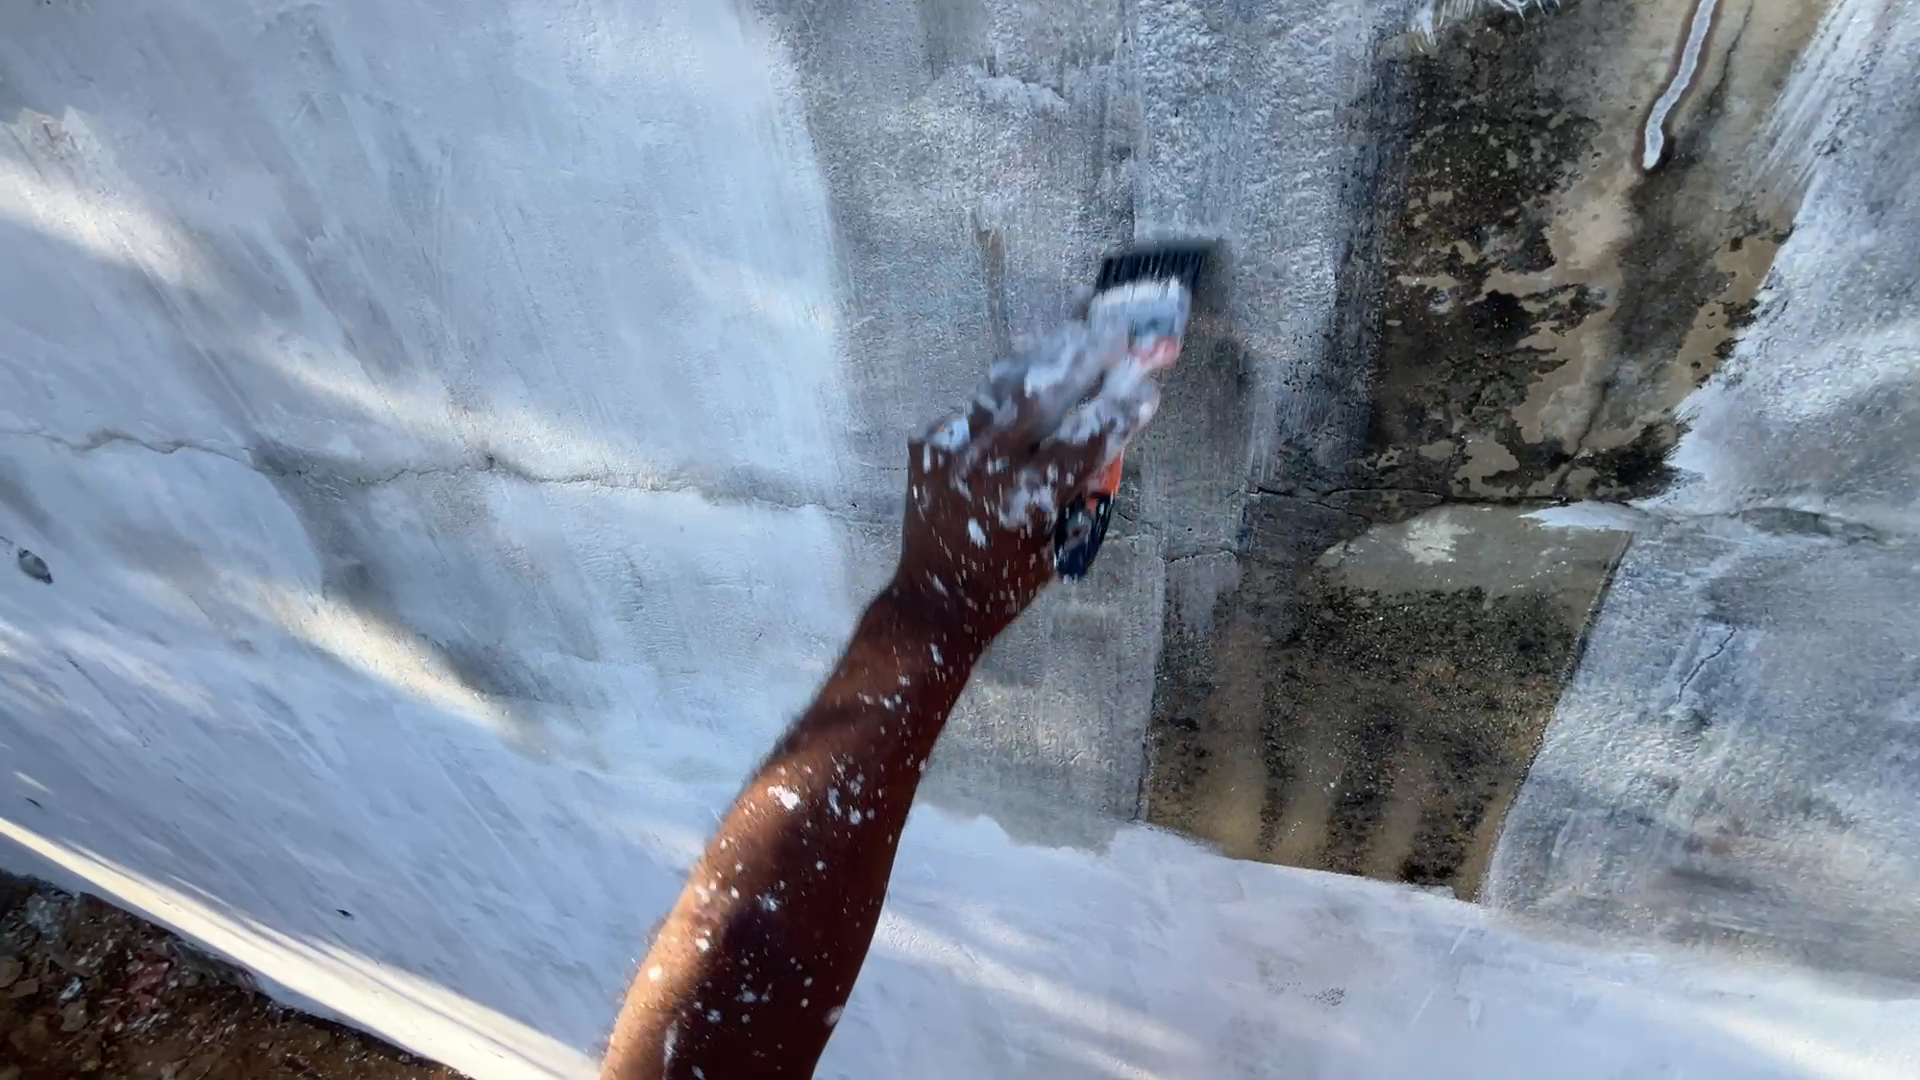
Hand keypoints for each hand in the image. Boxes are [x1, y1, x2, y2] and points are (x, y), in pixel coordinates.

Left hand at [893, 313, 1166, 643]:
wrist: (934, 599)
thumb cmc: (1006, 582)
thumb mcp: (1059, 544)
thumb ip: (1082, 488)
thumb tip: (1109, 430)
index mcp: (1024, 501)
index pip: (1085, 439)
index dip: (1120, 408)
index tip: (1148, 384)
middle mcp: (983, 468)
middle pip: (1041, 394)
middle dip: (1084, 358)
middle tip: (1116, 334)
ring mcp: (949, 450)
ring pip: (1003, 386)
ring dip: (1045, 360)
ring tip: (1077, 336)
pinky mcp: (926, 444)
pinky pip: (975, 406)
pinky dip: (1005, 393)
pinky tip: (1030, 378)